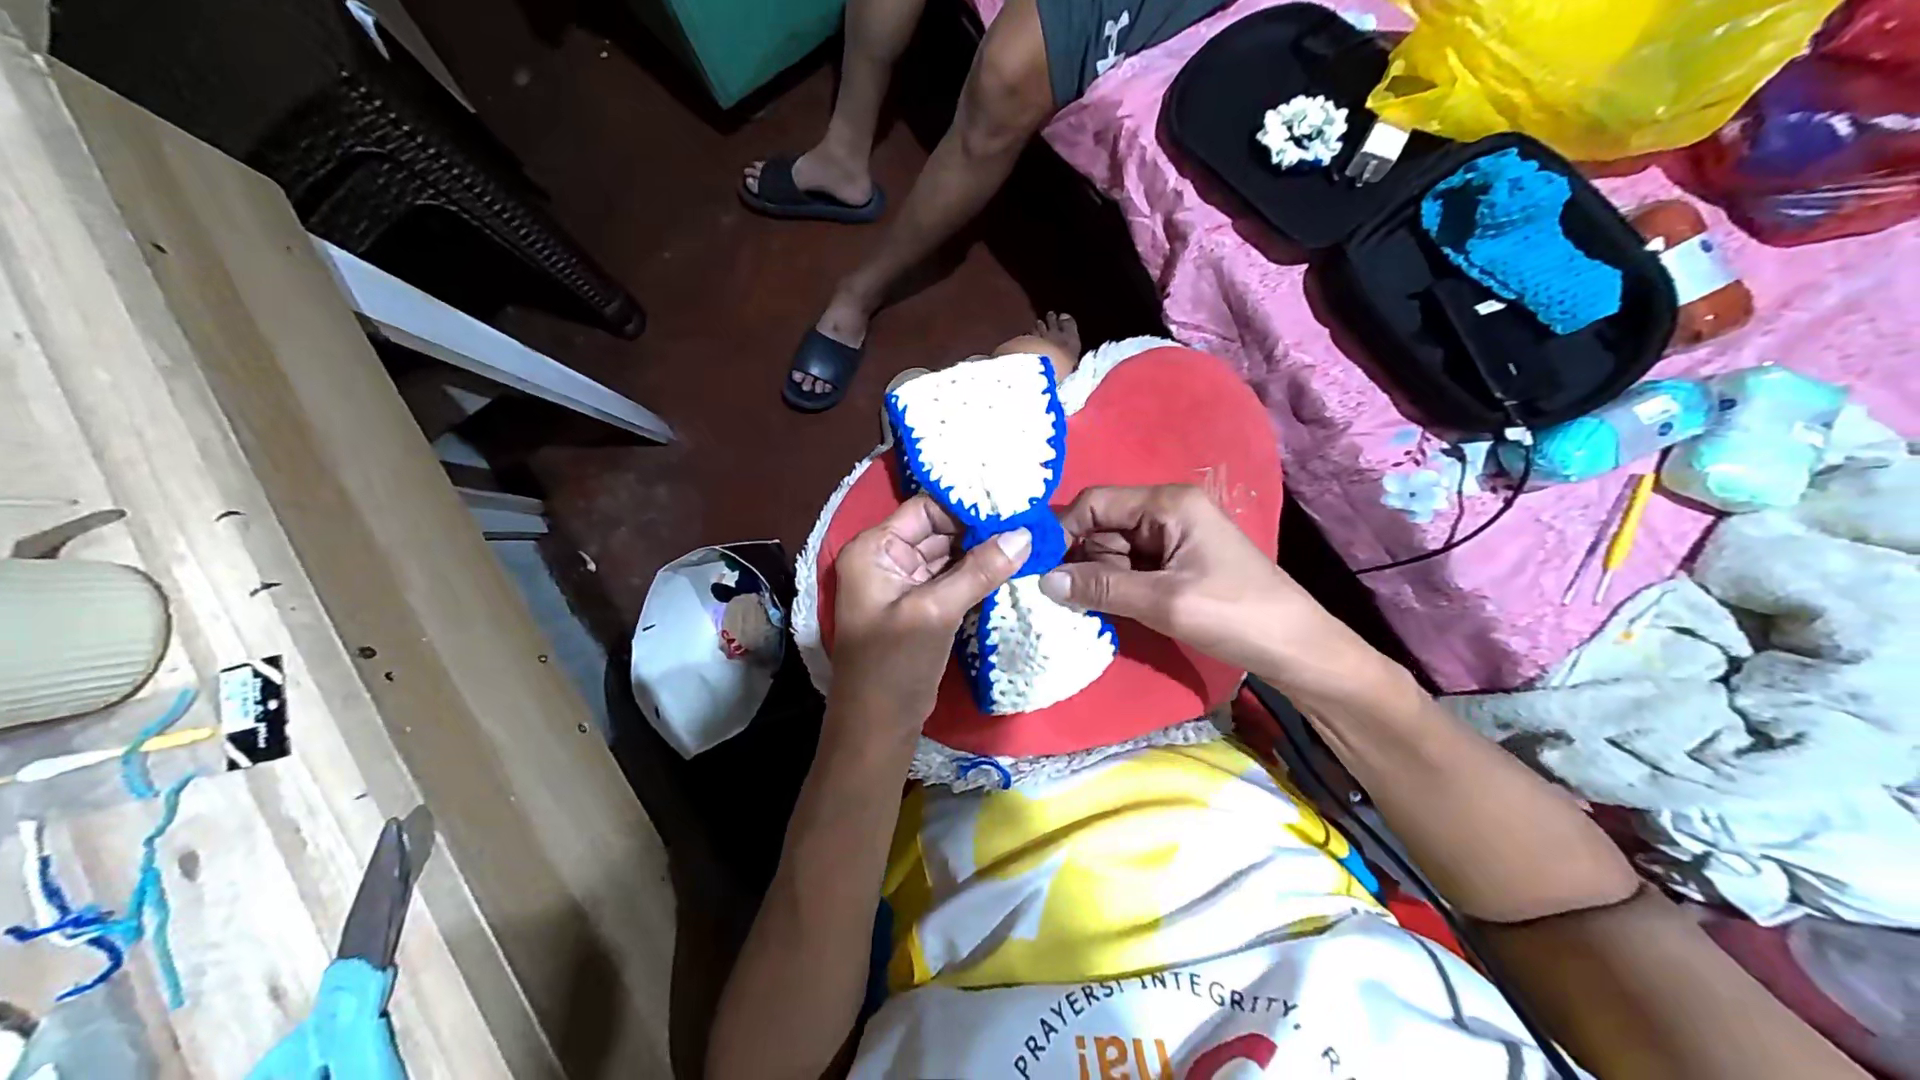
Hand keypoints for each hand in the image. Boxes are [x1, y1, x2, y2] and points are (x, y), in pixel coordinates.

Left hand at [832, 495, 1030, 733]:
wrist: (879, 725)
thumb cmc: (894, 664)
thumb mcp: (935, 612)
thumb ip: (979, 570)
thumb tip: (1025, 535)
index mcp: (874, 549)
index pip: (925, 509)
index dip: (967, 505)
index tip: (1013, 504)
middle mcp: (886, 558)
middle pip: (939, 529)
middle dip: (981, 528)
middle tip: (1029, 522)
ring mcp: (904, 582)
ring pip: (949, 554)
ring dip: (983, 551)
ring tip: (1028, 540)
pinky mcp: (921, 604)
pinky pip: (952, 577)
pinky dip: (977, 574)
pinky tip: (1010, 568)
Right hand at [1039, 485, 1388, 700]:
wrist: (1296, 649)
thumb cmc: (1235, 614)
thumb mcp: (1163, 601)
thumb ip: (1101, 587)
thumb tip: (1043, 580)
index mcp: (1168, 503)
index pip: (1097, 502)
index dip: (1064, 530)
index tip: (1037, 565)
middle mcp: (1166, 511)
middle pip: (1102, 524)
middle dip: (1077, 557)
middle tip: (1051, 593)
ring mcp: (1171, 538)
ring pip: (1111, 548)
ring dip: (1092, 575)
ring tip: (1072, 604)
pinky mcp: (1174, 564)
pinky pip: (1128, 567)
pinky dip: (1110, 585)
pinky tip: (1096, 606)